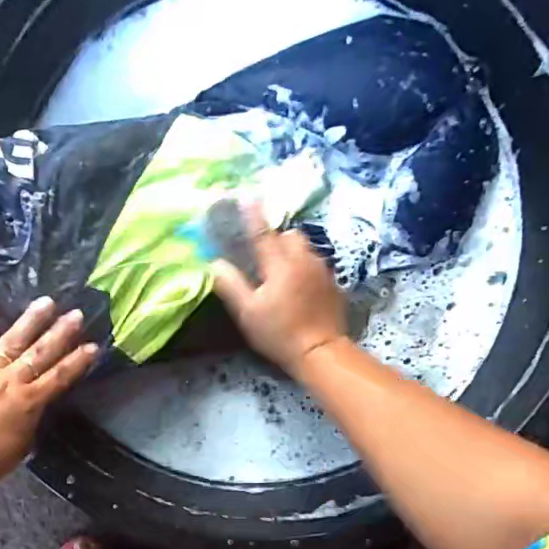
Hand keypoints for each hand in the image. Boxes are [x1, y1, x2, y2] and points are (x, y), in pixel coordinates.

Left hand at [0, 293, 99, 494]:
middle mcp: (10, 383)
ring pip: (12, 341)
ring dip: (31, 320)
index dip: (78, 360)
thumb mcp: (23, 441)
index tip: (94, 345)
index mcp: (29, 403)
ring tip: (47, 301)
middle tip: (76, 314)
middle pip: (40, 353)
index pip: (60, 376)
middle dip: (61, 333)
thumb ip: (32, 413)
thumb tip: (38, 395)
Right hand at [210, 203, 348, 376]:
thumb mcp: (248, 313)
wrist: (321, 352)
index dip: (253, 214)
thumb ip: (231, 285)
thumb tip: (215, 263)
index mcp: (279, 264)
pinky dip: (306, 267)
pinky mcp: (334, 284)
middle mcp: (303, 260)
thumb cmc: (279, 333)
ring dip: (292, 251)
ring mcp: (322, 271)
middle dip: (277, 237)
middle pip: (290, 235)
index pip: (263, 232)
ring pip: (306, 248)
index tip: (246, 196)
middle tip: (263, 253)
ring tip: (282, 269)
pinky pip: (317, 264)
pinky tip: (300, 286)